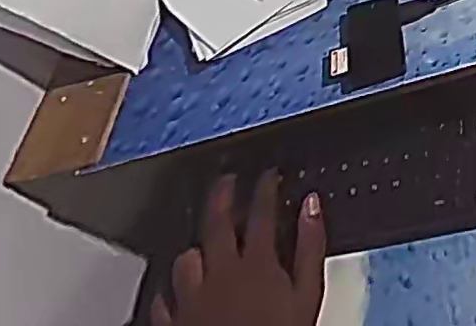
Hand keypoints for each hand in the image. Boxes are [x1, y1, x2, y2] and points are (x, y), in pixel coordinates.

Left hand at [150, 172, 326, 325]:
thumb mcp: (307, 297)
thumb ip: (310, 247)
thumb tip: (312, 205)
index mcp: (256, 264)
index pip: (261, 211)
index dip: (266, 186)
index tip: (269, 175)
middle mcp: (221, 274)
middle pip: (216, 221)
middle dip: (222, 194)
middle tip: (227, 180)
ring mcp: (192, 300)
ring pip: (186, 259)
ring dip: (196, 248)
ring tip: (202, 244)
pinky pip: (164, 300)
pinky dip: (171, 291)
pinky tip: (177, 292)